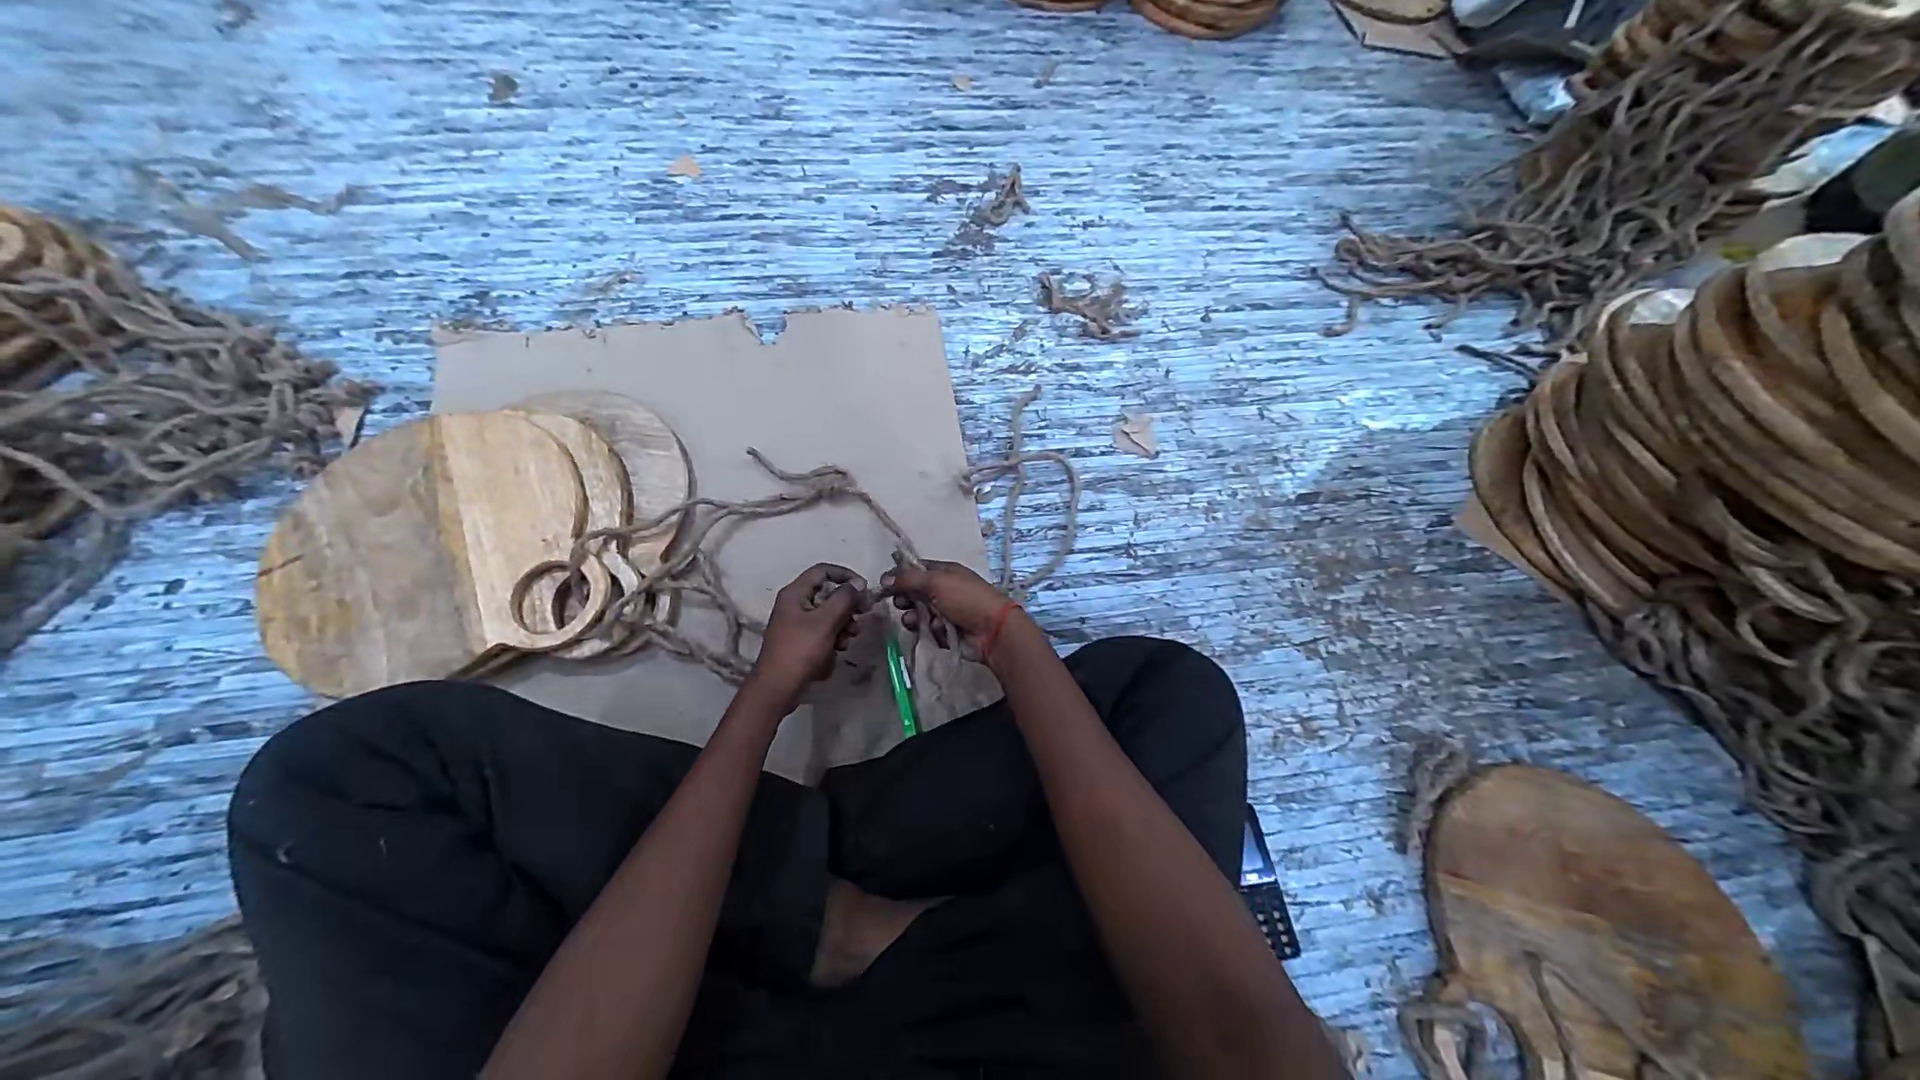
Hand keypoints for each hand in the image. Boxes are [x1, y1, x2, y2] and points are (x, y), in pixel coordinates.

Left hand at [749, 563, 869, 710]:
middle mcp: (794, 604)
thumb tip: (858, 583)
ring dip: (842, 625)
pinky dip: (832, 639)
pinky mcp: (800, 641)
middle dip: (847, 606)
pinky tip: (835, 652)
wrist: (777, 688)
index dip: (845, 575)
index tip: (864, 589)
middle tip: (862, 616)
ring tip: (847, 639)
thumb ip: (844, 599)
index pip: (823, 571)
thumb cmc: (800, 650)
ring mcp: (796, 624)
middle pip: (827, 594)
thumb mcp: (826, 621)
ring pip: (827, 615)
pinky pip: (822, 632)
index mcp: (795, 593)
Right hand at [881, 560, 1019, 658]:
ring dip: (914, 617)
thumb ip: (908, 579)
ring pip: (919, 613)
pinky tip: (937, 631)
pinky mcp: (947, 631)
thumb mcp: (935, 582)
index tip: (883, 585)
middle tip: (901, 604)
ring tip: (915, 621)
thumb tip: (884, 578)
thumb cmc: (965, 599)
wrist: (992, 630)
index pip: (916, 569)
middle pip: (914, 593)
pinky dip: (930, 630)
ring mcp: (946, 611)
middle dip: (905, 599)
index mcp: (944, 572)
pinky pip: (929, 629)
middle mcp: (944, 589)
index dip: (899, 575)